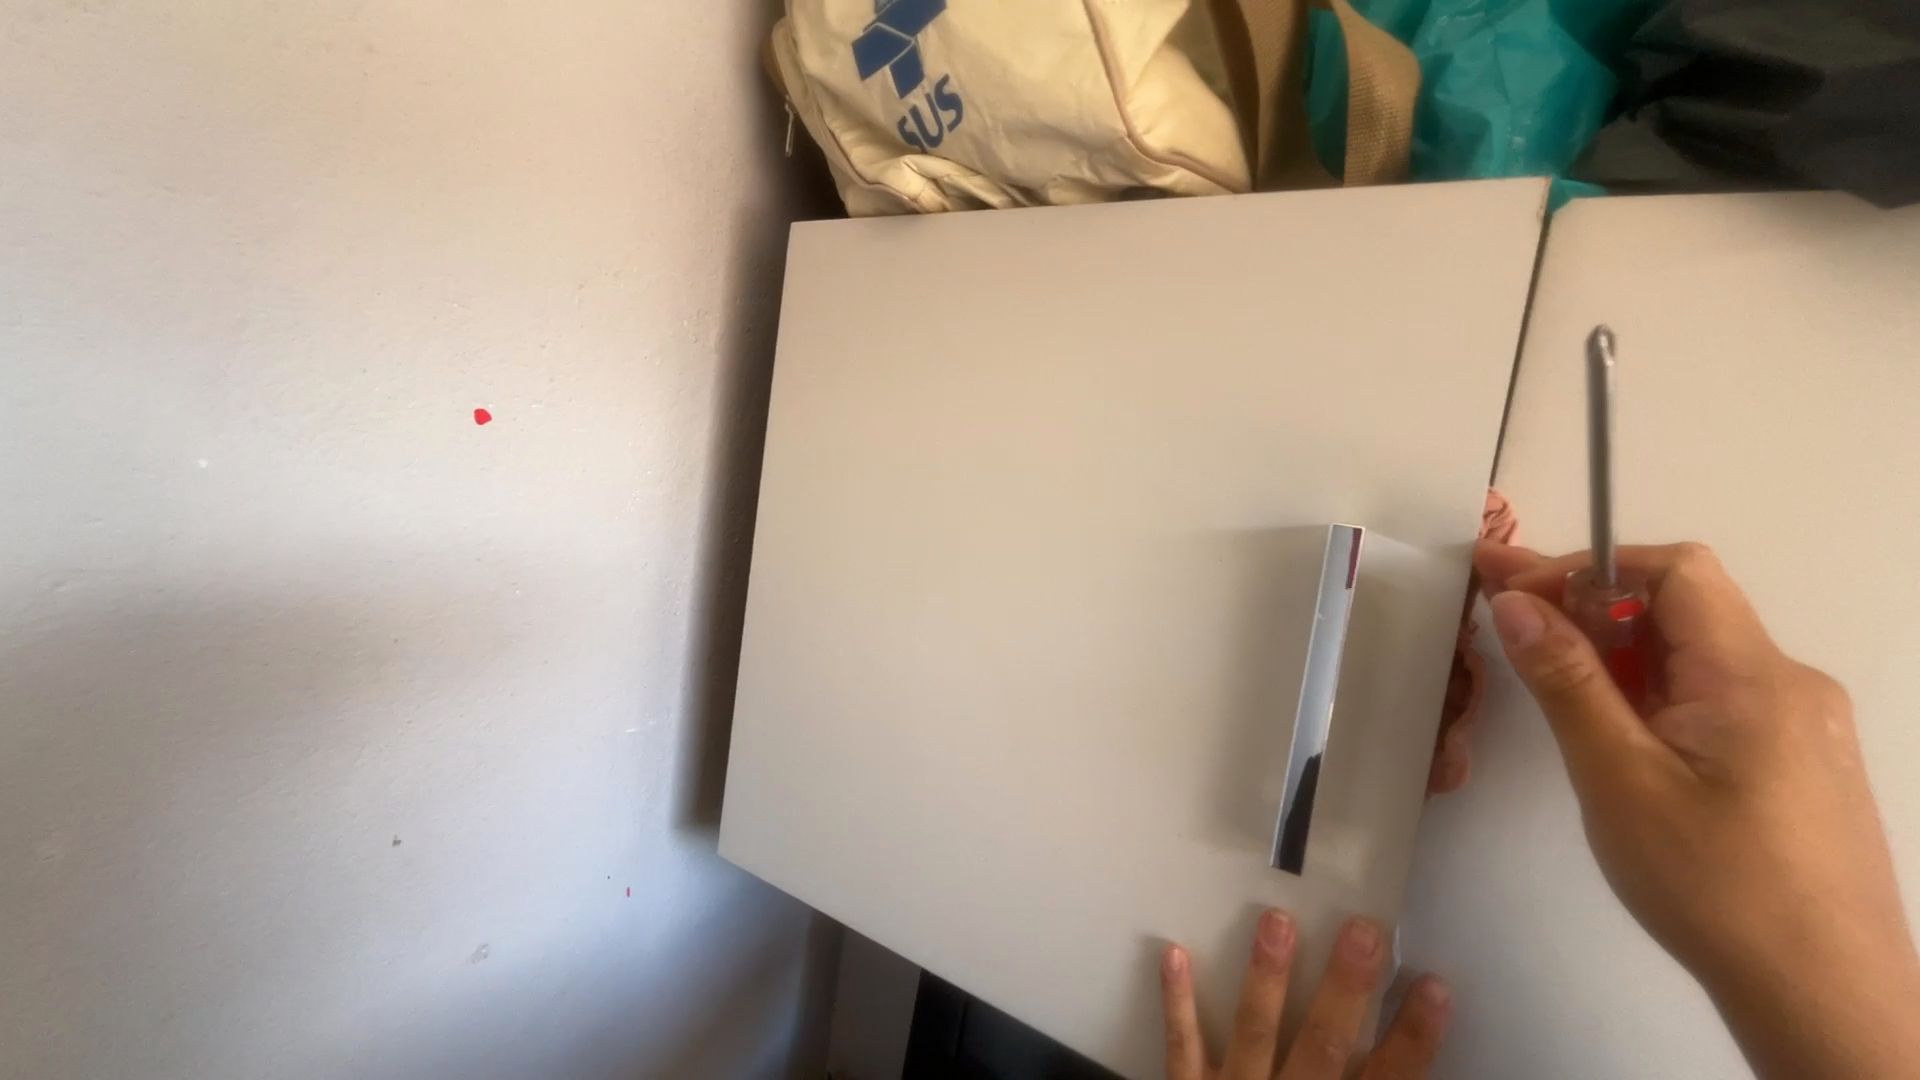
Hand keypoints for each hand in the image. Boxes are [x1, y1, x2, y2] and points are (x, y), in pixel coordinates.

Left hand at [1160, 912, 1451, 1079]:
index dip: (1414, 1039)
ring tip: (1277, 921)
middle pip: (1323, 1046)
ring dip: (1266, 978)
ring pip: (1254, 1032)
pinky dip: (1176, 1003)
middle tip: (1362, 931)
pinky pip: (1181, 1047)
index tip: (1435, 985)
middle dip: (1345, 990)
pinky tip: (1173, 952)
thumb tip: (1403, 1076)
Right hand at [1477, 540, 1919, 1078]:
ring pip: (1684, 653)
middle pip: (1677, 608)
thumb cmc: (1714, 882)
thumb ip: (1566, 679)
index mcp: (1754, 678)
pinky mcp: (1783, 760)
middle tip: (1495, 610)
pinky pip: (1700, 693)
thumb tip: (1513, 600)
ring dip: (1604, 646)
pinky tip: (1598, 719)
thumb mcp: (1617, 775)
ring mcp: (1791, 725)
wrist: (1826, 1002)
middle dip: (1580, 601)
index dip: (1586, 566)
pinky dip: (1635, 684)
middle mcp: (1785, 685)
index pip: (1675, 572)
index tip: (1510, 588)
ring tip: (1533, 665)